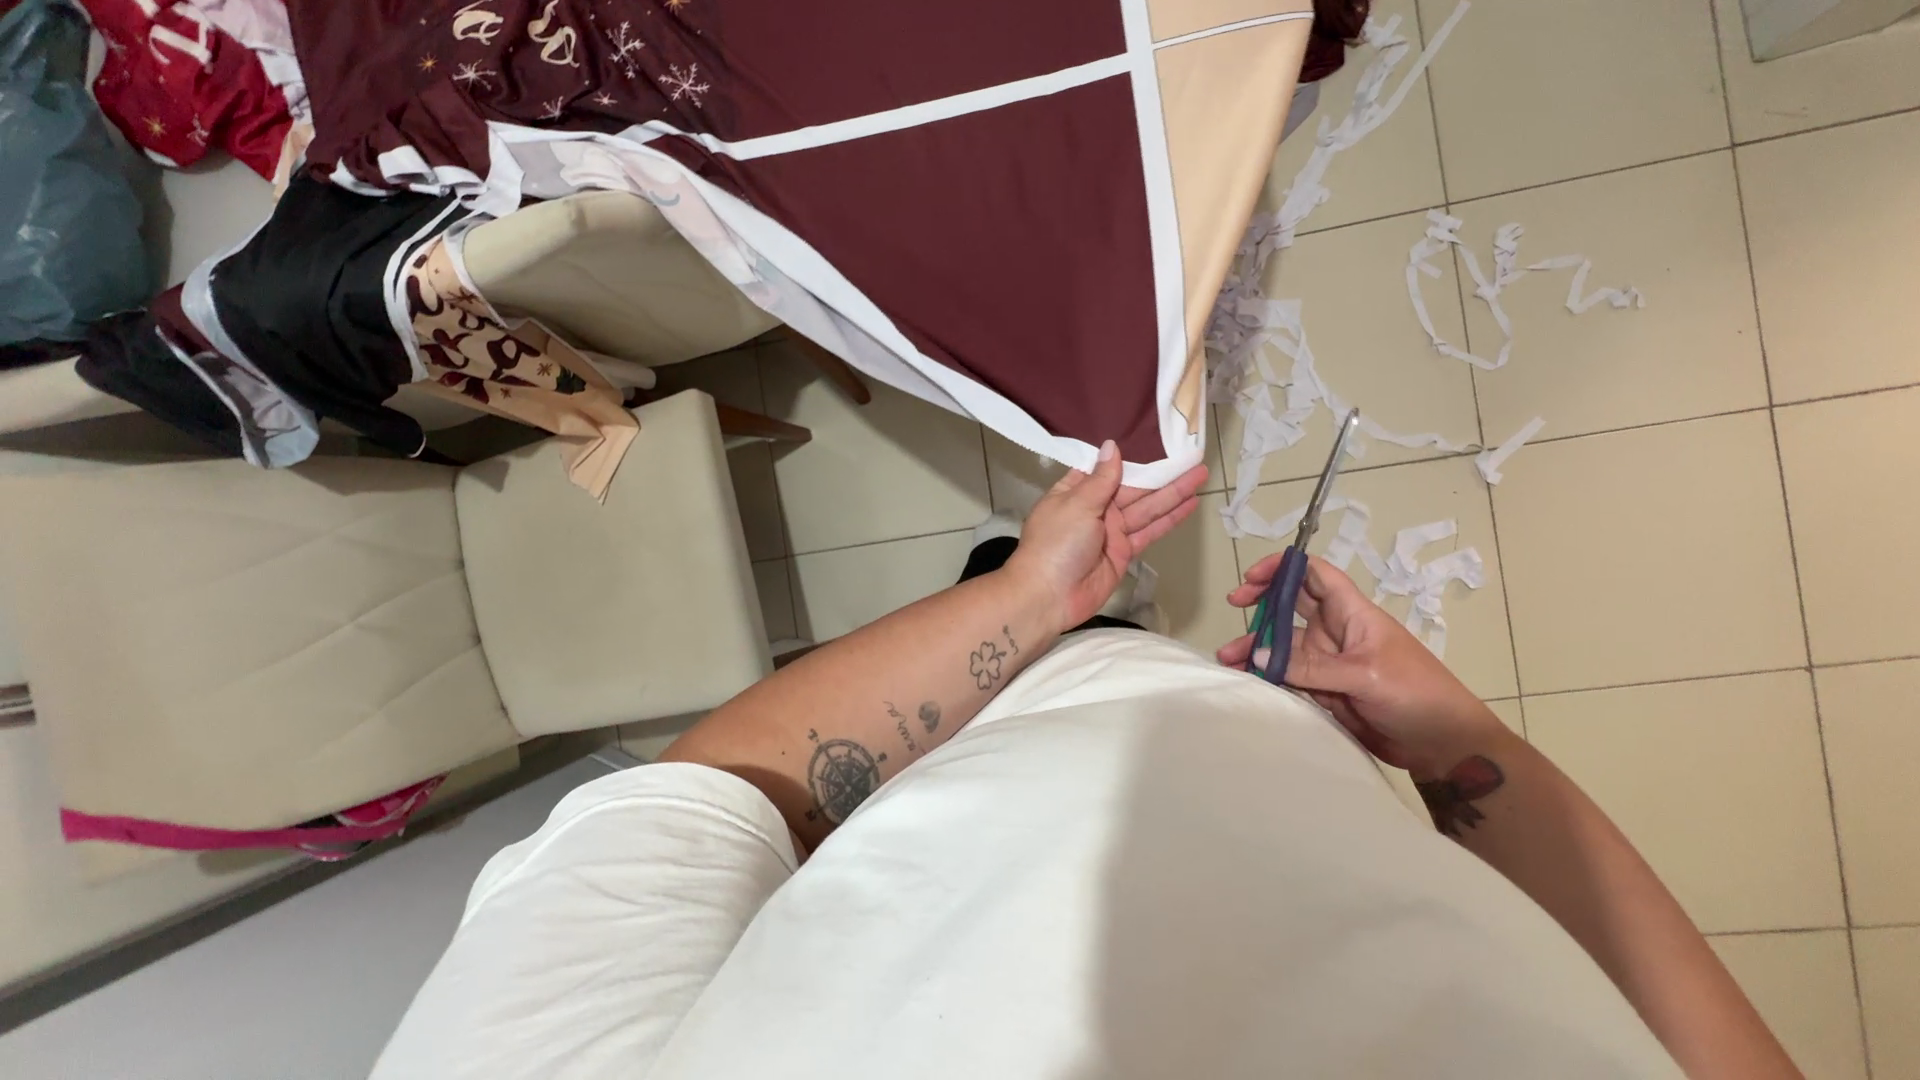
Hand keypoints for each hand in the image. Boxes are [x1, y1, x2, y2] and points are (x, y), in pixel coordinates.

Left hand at [1007, 440, 1207, 632]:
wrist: (1049, 596)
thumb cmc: (1056, 543)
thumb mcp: (1076, 504)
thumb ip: (1101, 478)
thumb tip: (1110, 446)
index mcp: (1076, 492)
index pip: (1105, 468)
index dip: (1130, 456)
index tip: (1155, 439)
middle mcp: (1095, 509)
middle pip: (1133, 487)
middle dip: (1161, 473)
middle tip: (1192, 456)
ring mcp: (1111, 532)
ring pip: (1147, 507)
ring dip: (1173, 492)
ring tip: (1200, 474)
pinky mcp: (1124, 553)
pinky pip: (1150, 531)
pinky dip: (1169, 519)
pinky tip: (1190, 504)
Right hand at [1216, 553, 1507, 777]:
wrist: (1441, 746)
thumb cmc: (1416, 694)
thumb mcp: (1365, 675)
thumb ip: (1311, 666)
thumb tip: (1260, 655)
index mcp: (1353, 614)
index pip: (1315, 574)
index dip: (1284, 568)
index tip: (1252, 577)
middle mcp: (1335, 631)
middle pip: (1291, 604)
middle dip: (1261, 601)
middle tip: (1233, 606)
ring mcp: (1328, 661)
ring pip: (1283, 644)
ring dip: (1256, 647)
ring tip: (1228, 659)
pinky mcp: (1323, 689)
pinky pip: (1287, 676)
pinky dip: (1266, 675)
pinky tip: (1245, 679)